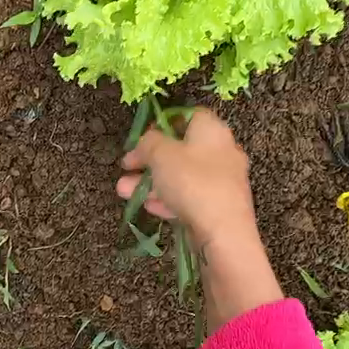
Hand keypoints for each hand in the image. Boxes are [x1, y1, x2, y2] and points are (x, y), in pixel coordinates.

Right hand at [115, 109, 255, 252]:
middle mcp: (222, 151)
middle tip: (126, 168)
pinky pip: (190, 196)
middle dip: (148, 160)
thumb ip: (148, 142)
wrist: (224, 232)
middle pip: (181, 149)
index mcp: (212, 130)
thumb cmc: (192, 183)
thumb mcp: (161, 154)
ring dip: (152, 182)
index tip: (141, 138)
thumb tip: (146, 142)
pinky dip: (169, 199)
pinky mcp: (220, 205)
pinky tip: (150, 208)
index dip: (161, 124)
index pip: (188, 115)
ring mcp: (223, 180)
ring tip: (125, 192)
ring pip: (182, 175)